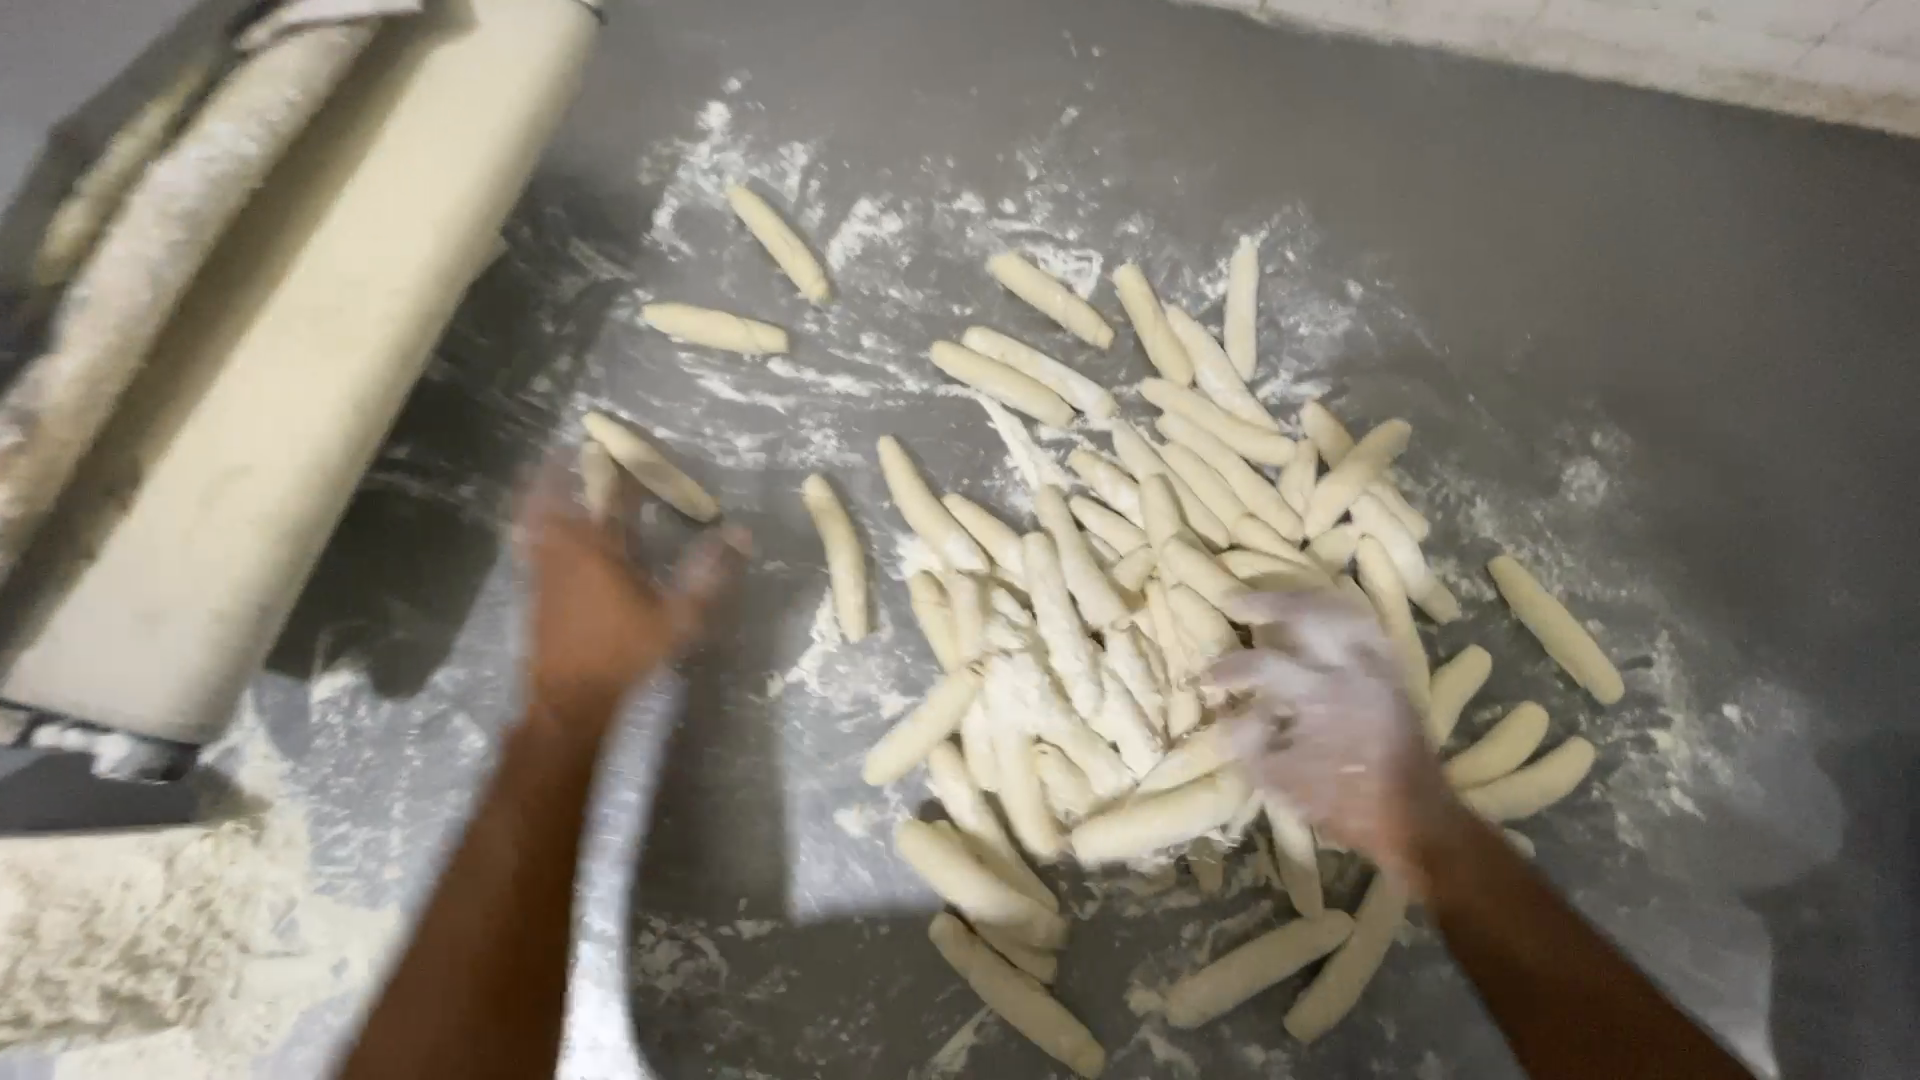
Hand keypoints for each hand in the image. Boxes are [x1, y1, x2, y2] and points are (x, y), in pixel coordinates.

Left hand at [517, 455, 749, 732]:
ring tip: (549, 466)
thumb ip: (709, 574)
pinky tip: (534, 520)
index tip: (639, 448)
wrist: (568, 697)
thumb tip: (741, 534)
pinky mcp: (531, 586)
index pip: (616, 495)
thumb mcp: (678, 617)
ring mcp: (542, 567)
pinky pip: (525, 537)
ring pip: (535, 513)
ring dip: (542, 486)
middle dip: (569, 466)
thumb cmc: (626, 655)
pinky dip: (528, 517)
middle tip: (580, 447)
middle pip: (561, 493)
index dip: (628, 468)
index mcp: (602, 550)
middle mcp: (566, 549)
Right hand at [1209, 590, 1457, 881]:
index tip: (1203, 680)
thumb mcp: (1280, 783)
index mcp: (1319, 697)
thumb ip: (1247, 742)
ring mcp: (1378, 666)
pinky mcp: (1395, 672)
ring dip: (1302, 598)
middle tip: (1234, 602)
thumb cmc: (1344, 804)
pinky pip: (1366, 624)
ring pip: (1340, 608)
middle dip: (1264, 602)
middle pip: (1306, 613)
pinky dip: (1338, 612)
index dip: (1226, 670)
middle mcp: (1351, 670)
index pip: (1260, 665)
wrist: (1416, 819)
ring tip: (1276, 600)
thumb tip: (1226, 713)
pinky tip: (1318, 616)